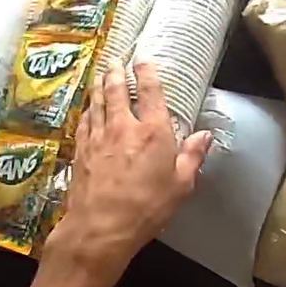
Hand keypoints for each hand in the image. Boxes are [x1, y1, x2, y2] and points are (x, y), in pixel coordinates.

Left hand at [45, 64, 210, 286]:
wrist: (100, 226)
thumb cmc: (146, 208)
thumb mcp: (181, 186)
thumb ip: (192, 157)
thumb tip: (205, 136)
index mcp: (153, 132)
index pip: (151, 93)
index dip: (147, 73)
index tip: (144, 60)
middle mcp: (123, 127)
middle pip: (118, 91)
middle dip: (117, 73)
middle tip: (116, 61)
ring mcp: (98, 137)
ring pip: (98, 102)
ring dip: (100, 86)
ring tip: (101, 75)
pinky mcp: (81, 150)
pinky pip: (84, 122)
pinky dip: (88, 110)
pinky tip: (87, 108)